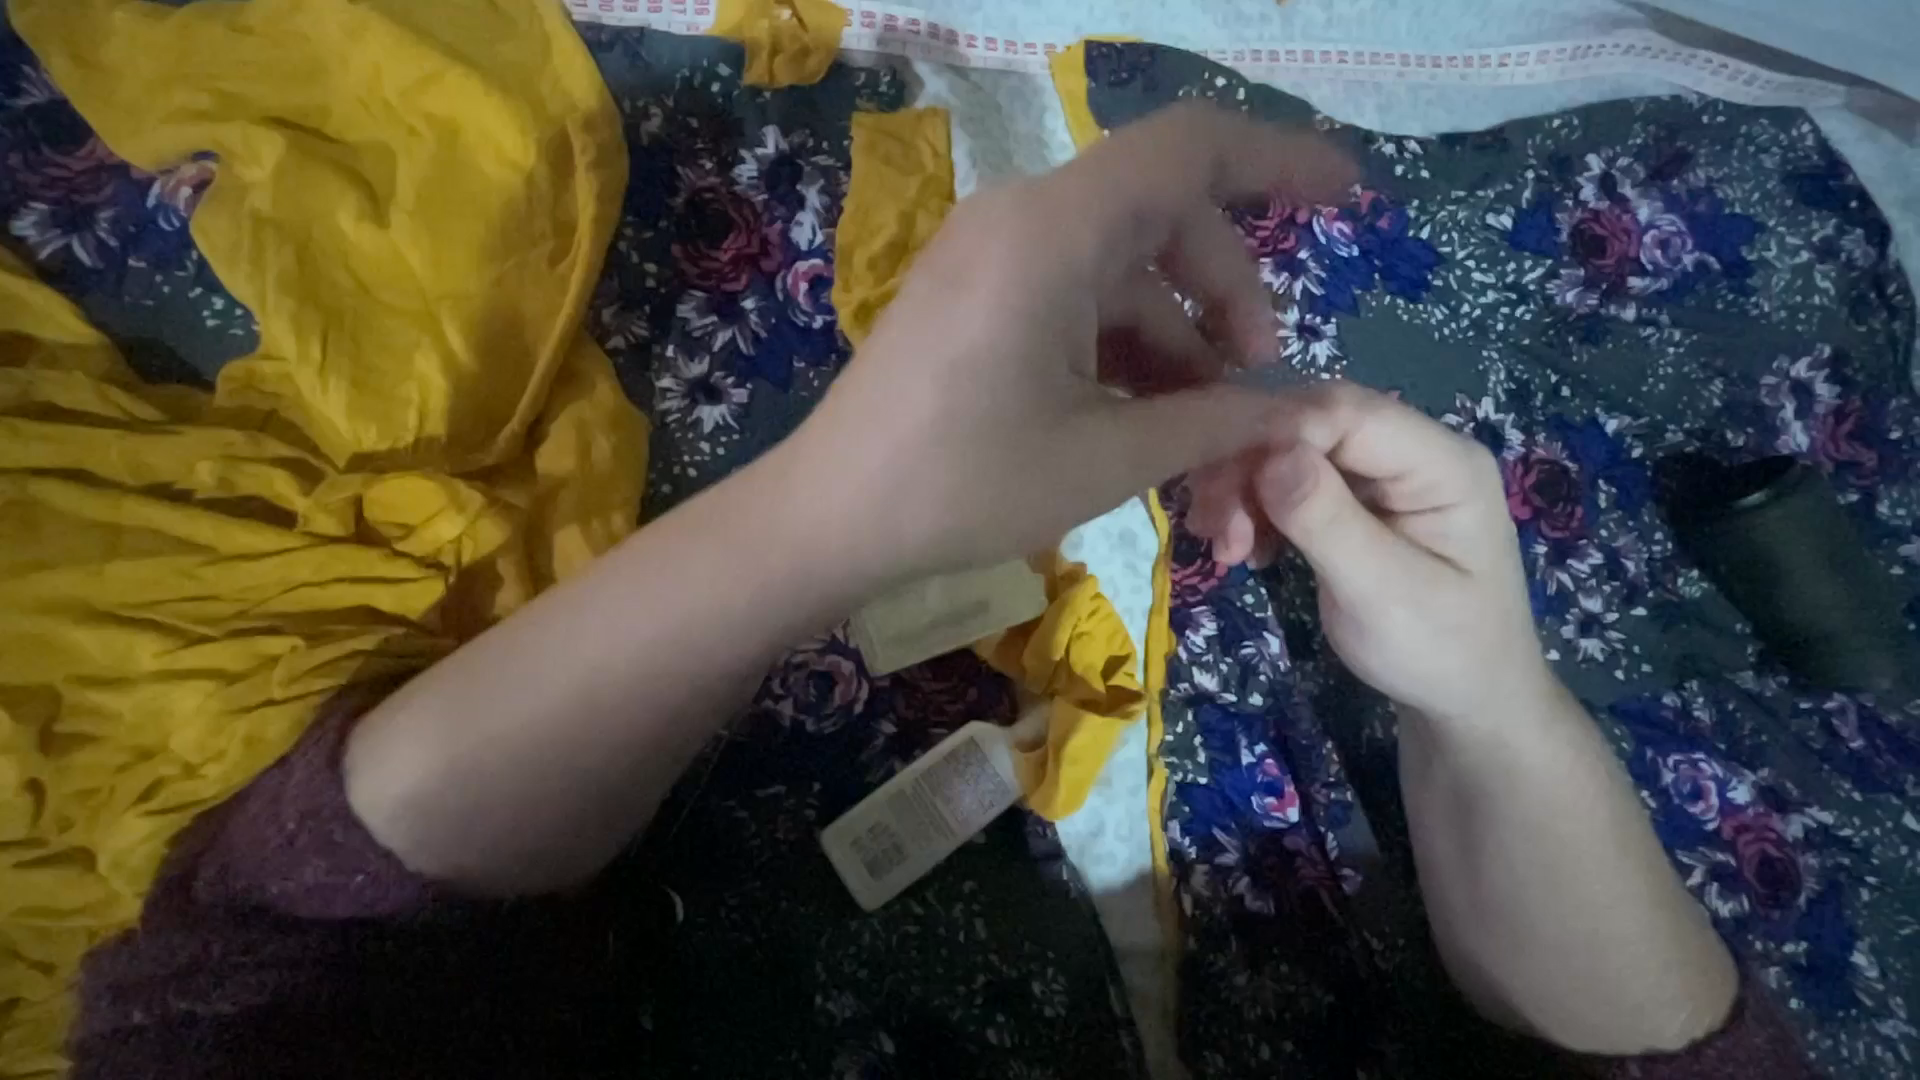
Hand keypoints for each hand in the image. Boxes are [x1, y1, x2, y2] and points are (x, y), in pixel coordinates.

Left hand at [787, 102, 1355, 583]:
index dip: (1280, 161)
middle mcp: (1022, 219)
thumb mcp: (1106, 458)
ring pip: (1119, 277)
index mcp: (1055, 229)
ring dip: (1172, 348)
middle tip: (1253, 396)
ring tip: (1198, 437)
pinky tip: (1139, 421)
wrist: (833, 518)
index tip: (1346, 200)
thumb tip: (1297, 408)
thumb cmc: (965, 487)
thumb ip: (1213, 420)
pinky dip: (1118, 354)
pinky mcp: (974, 300)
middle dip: (1225, 305)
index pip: (1192, 148)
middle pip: (1163, 224)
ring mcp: (991, 258)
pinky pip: (1071, 303)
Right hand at [1191, 382, 1553, 725]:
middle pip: (1306, 425)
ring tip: (1226, 550)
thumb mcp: (1383, 593)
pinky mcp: (1348, 500)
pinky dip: (1252, 511)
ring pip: (1285, 452)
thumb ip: (1328, 522)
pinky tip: (1245, 551)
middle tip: (1215, 532)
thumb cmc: (1438, 650)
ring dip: (1242, 493)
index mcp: (1440, 462)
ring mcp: (1376, 475)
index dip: (1273, 435)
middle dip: (1247, 469)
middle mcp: (1407, 452)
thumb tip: (1271, 459)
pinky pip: (1283, 483)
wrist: (1462, 697)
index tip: (1221, 491)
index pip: (1344, 413)